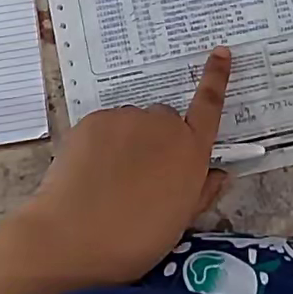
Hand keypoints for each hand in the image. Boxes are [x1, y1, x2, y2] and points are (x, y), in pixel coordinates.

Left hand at [17, 47, 232, 285]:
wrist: (71, 237)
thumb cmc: (134, 241)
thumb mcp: (178, 223)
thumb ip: (202, 192)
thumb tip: (221, 173)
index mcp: (190, 151)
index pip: (210, 104)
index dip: (216, 76)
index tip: (219, 52)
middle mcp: (163, 125)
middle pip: (166, 120)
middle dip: (159, 139)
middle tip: (142, 175)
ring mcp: (127, 118)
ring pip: (134, 123)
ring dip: (130, 140)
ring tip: (112, 179)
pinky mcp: (95, 119)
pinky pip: (107, 125)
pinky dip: (103, 142)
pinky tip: (91, 171)